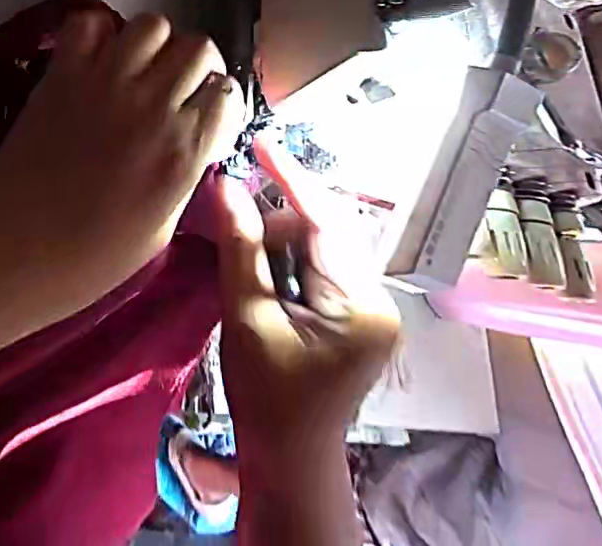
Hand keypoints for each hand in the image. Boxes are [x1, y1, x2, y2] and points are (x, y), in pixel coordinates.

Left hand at [0, 12, 244, 346]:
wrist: (10, 251)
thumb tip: (195, 136)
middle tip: (177, 88)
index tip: (207, 113)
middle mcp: (152, 107)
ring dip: (154, 44)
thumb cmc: (89, 258)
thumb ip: (187, 172)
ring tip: (140, 69)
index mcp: (182, 152)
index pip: (228, 95)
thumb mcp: (162, 230)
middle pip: (198, 47)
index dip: (221, 103)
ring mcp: (104, 82)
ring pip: (153, 24)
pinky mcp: (62, 72)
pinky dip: (99, 32)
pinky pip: (90, 22)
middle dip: (196, 66)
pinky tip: (98, 60)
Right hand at [216, 183, 399, 456]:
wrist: (289, 460)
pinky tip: (265, 277)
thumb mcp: (247, 317)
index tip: (262, 142)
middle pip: (323, 230)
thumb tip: (225, 184)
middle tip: (233, 220)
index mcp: (359, 303)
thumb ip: (240, 246)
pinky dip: (289, 260)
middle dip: (277, 219)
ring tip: (248, 269)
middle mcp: (376, 298)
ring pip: (319, 245)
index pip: (325, 221)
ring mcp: (369, 306)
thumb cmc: (267, 398)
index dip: (291, 177)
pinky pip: (320, 265)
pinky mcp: (356, 313)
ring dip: (279, 242)